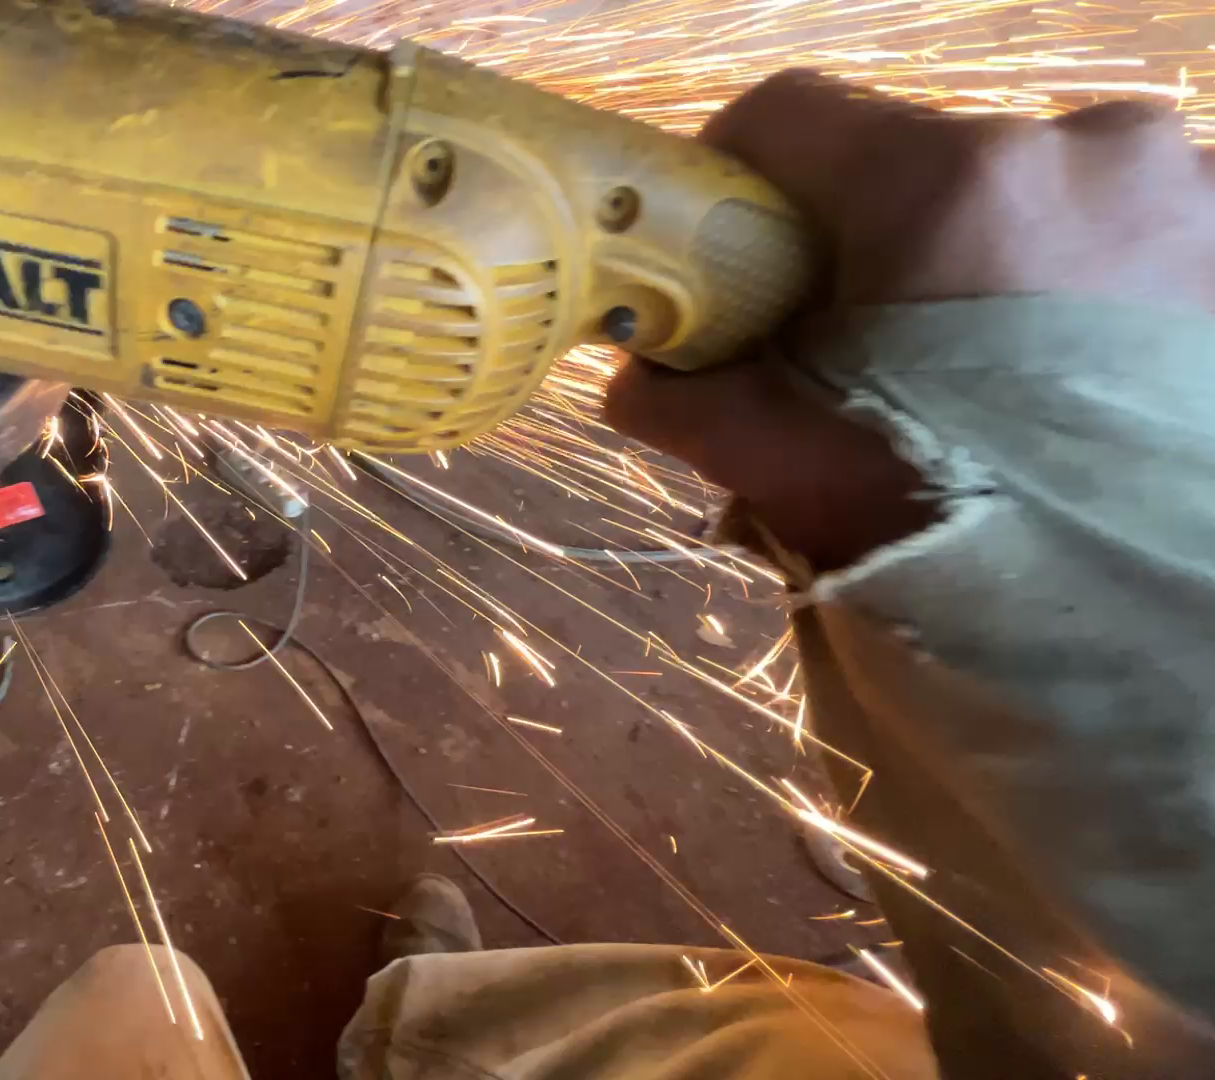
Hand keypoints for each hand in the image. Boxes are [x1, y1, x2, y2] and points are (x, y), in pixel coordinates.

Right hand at [604, 70, 1214, 569]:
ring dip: (938, 248)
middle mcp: (1074, 143)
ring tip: (925, 351)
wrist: (1101, 596)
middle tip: (815, 326)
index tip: (712, 239)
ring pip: (995, 185)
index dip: (722, 168)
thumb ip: (663, 395)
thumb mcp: (753, 450)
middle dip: (836, 231)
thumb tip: (629, 371)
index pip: (787, 112)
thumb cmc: (916, 499)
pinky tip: (1017, 351)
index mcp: (942, 180)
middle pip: (894, 155)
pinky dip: (1030, 264)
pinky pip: (1087, 216)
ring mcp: (1177, 180)